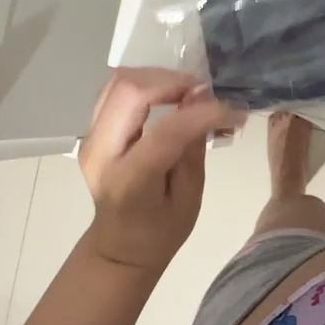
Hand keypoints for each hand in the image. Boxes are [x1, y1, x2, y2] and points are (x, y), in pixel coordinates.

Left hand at [77, 68, 245, 271]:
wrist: (120, 246)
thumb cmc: (160, 231)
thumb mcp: (189, 198)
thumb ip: (192, 147)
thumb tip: (203, 99)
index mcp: (130, 181)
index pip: (166, 131)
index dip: (203, 113)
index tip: (233, 112)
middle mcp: (101, 152)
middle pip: (130, 91)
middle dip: (173, 82)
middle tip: (205, 93)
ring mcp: (90, 138)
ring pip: (119, 83)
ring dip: (159, 79)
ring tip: (189, 93)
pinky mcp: (91, 130)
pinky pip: (115, 91)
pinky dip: (146, 85)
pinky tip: (169, 96)